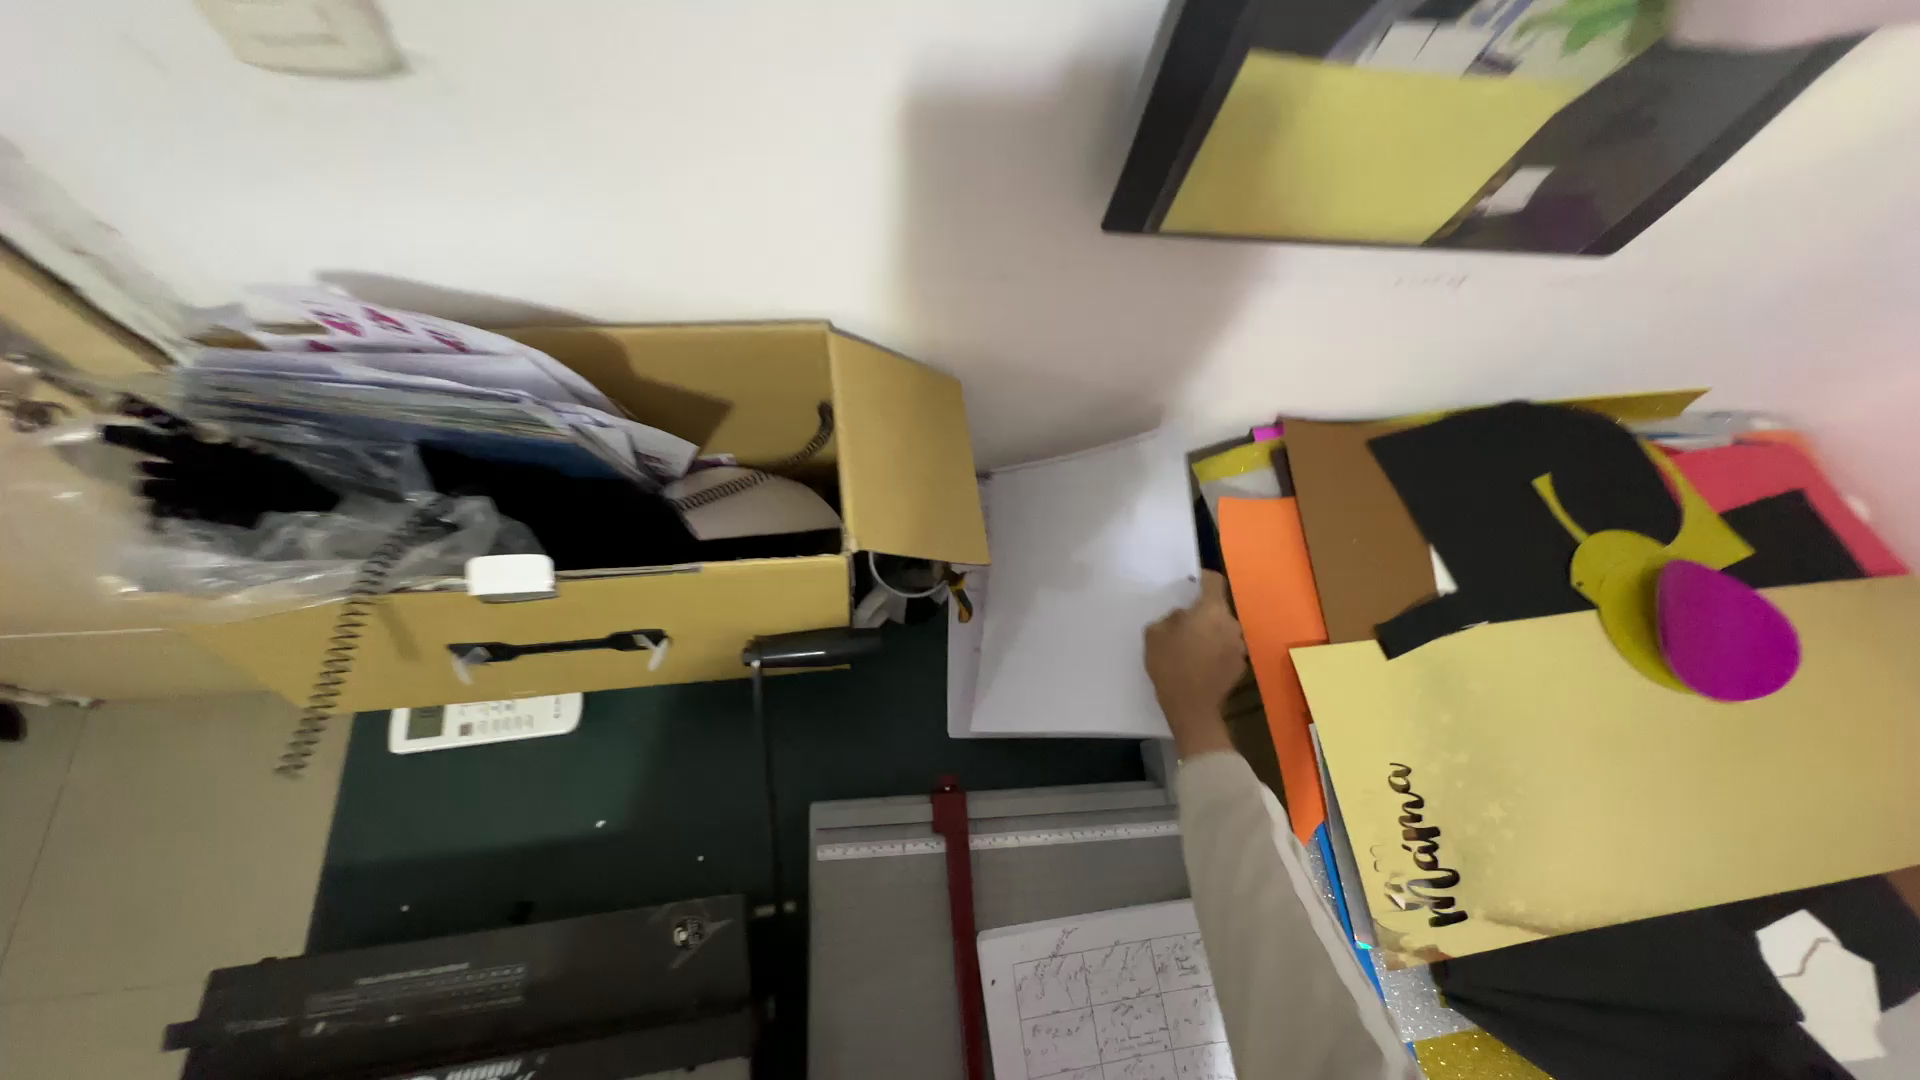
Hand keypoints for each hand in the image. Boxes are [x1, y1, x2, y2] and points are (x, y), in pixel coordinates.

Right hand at [1145, 570, 1246, 758]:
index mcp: (1211, 611)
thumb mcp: (1155, 635)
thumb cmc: (1170, 665)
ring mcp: (1239, 646)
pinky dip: (1216, 652)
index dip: (1203, 578)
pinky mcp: (1240, 666)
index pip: (1215, 581)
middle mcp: (1231, 624)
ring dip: (1210, 633)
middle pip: (1218, 609)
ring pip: (1222, 630)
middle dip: (1202, 612)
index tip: (1191, 583)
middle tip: (1183, 624)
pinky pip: (1227, 649)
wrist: (1192, 708)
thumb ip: (1170, 618)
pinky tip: (1201, 665)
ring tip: (1191, 647)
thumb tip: (1182, 616)